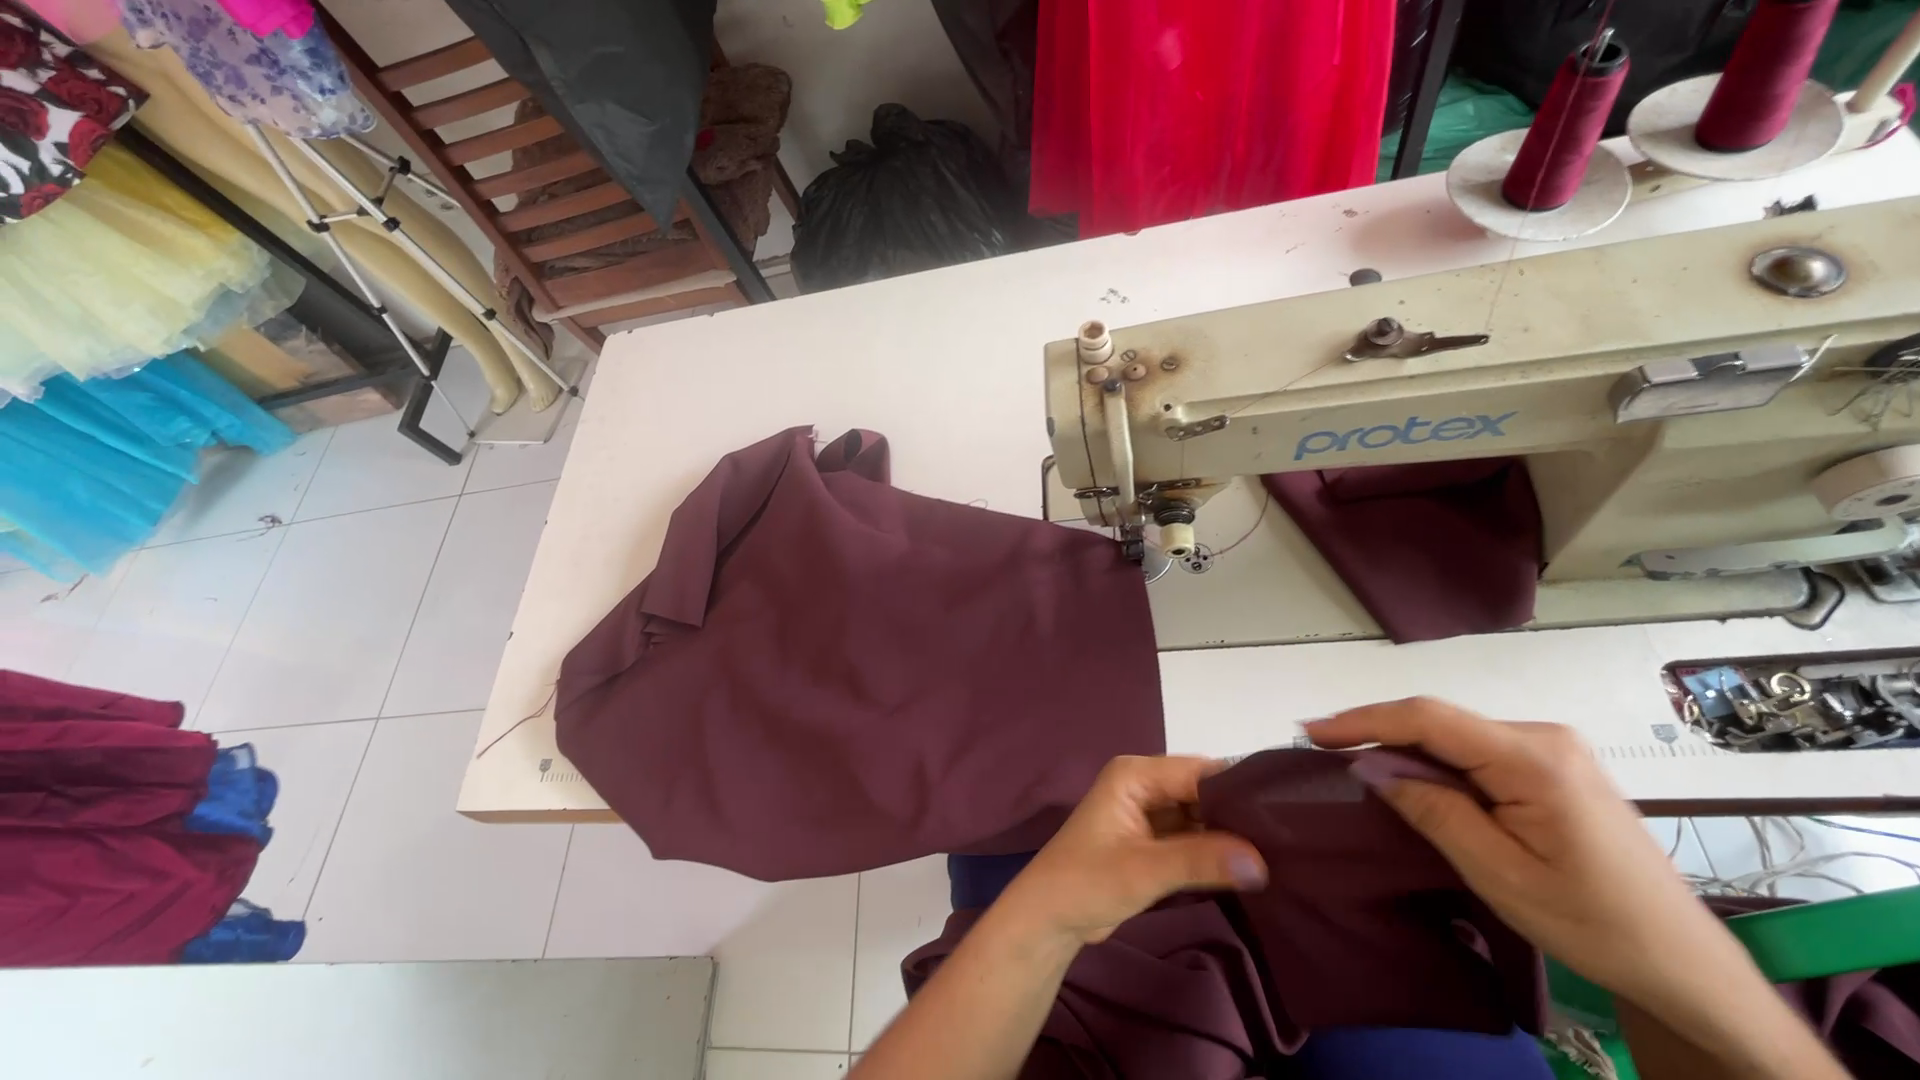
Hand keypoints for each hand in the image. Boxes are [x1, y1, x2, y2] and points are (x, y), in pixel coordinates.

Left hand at [991, 755, 1267, 945]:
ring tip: (1282, 851)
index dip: (1241, 790)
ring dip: (1232, 835)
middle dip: (1240, 814)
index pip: (1201, 771)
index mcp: (1136, 774)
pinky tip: (1254, 865)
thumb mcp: (1144, 870)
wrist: (1048, 920)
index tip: (1287, 813)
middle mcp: (1145, 784)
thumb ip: (1201, 860)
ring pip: (1203, 815)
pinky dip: (1217, 850)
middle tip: (1290, 837)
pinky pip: (1195, 837)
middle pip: (1205, 791)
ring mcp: (1150, 812)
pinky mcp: (1154, 840)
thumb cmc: (1086, 882)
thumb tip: (1262, 861)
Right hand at [1306, 699, 1777, 1025]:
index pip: (1429, 719)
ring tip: (1356, 769)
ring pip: (1456, 736)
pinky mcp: (1554, 768)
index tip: (1311, 732)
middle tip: (1323, 756)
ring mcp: (1553, 750)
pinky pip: (1478, 752)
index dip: (1364, 719)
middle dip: (1379, 735)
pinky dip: (1436, 764)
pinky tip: (1412, 781)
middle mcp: (1543, 737)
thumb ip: (1432, 809)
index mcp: (1534, 758)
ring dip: (1406, 750)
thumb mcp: (1498, 872)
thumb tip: (1369, 765)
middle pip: (1440, 722)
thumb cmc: (1591, 922)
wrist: (1681, 959)